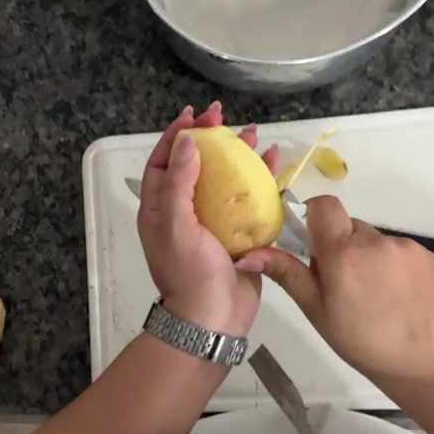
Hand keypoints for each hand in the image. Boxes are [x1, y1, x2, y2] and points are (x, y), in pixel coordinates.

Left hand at [138, 102, 278, 336]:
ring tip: (253, 132)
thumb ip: (178, 183)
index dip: (176, 136)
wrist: (214, 319)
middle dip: (209, 138)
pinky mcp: (239, 232)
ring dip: (237, 154)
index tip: (192, 114)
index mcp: (160, 210)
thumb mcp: (175, 225)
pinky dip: (261, 179)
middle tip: (223, 115)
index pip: (164, 163)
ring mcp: (213, 222)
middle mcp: (184, 212)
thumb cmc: (189, 273)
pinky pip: (250, 198)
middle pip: (196, 165)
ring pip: (225, 178)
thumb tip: (186, 142)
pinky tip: (273, 160)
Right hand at [237, 195, 433, 384]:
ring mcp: (406, 247)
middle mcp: (375, 240)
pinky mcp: (430, 257)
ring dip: (364, 258)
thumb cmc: (366, 344)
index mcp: (343, 252)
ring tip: (371, 299)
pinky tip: (395, 300)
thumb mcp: (318, 313)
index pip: (322, 205)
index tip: (309, 242)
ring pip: (373, 241)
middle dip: (338, 247)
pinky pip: (398, 252)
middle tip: (338, 286)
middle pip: (347, 226)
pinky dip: (390, 268)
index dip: (312, 216)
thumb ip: (288, 275)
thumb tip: (249, 253)